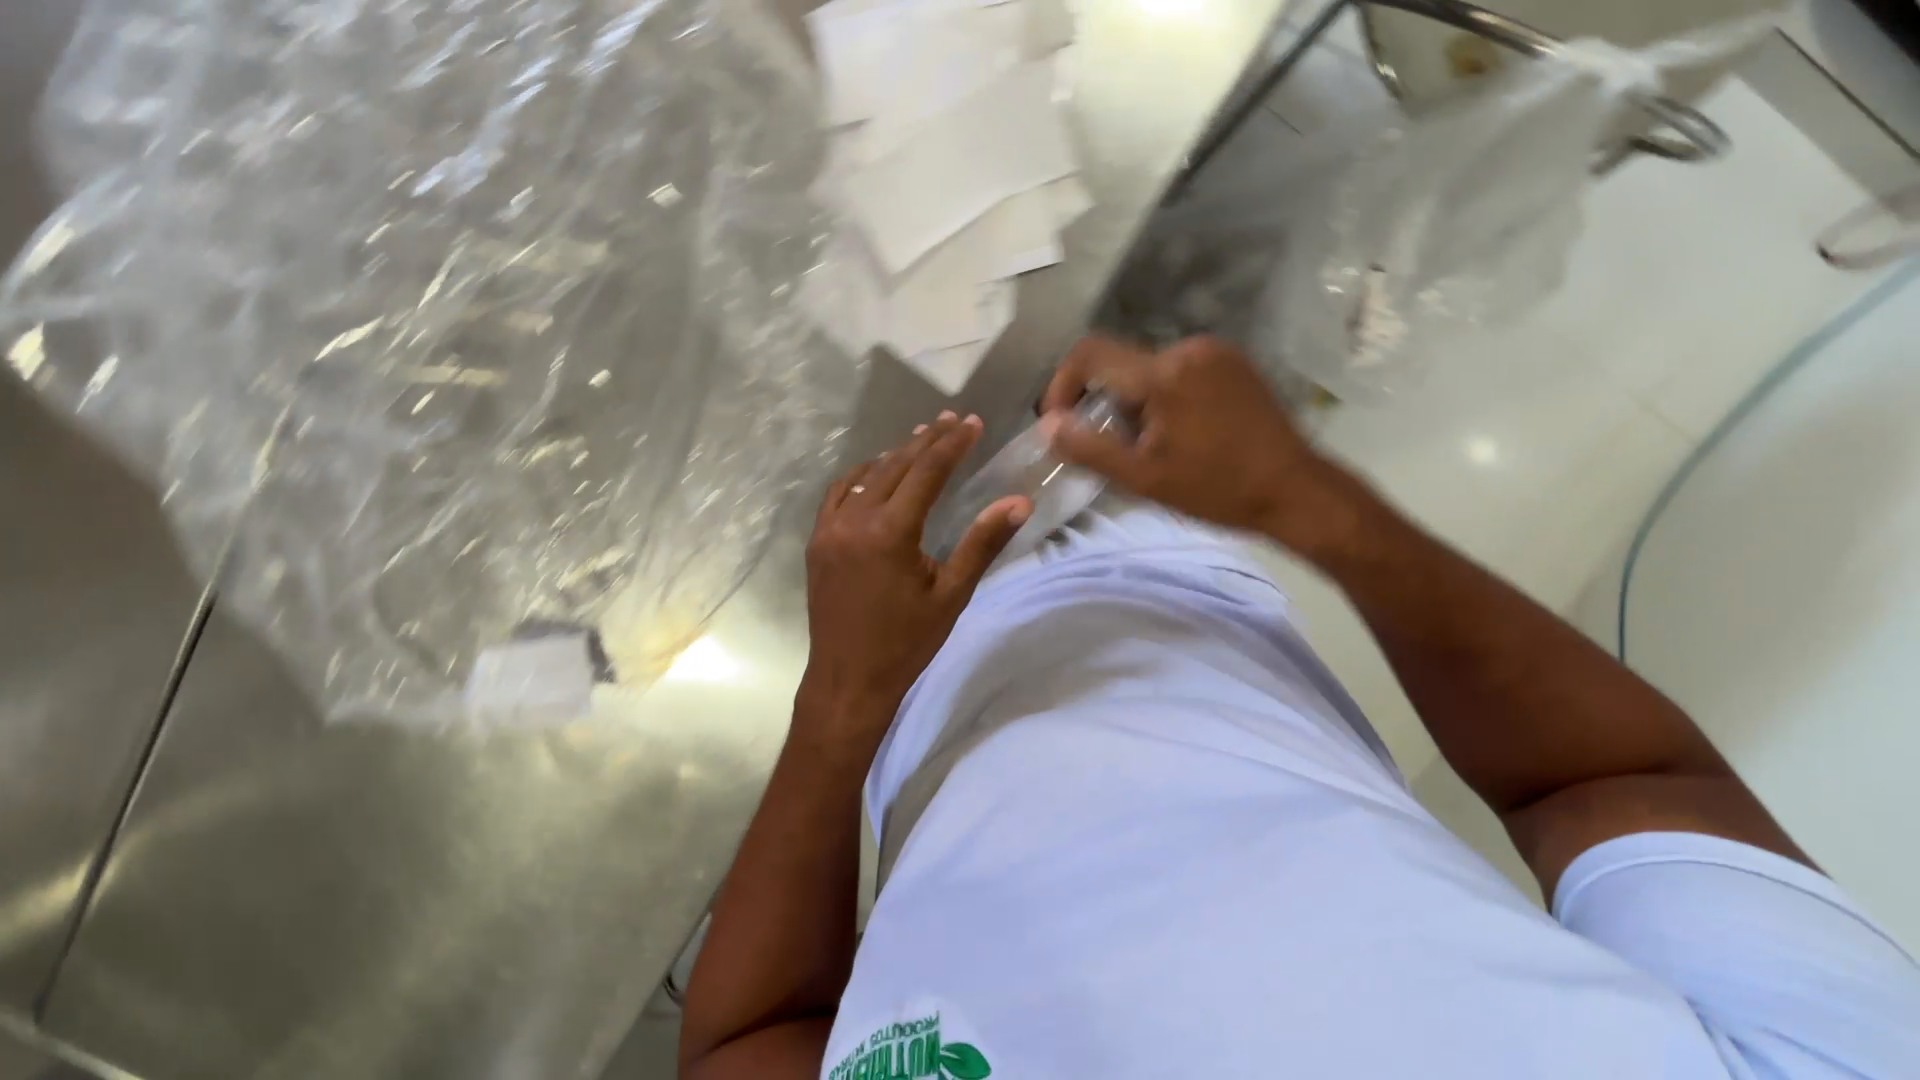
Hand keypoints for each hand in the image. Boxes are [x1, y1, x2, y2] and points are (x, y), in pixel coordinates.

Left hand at [799, 412, 1031, 736]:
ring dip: (895, 455)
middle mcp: (854, 520)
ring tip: (922, 438)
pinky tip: (875, 473)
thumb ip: (982, 543)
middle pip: (895, 465)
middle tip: (954, 422)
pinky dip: (861, 476)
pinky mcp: (817, 542)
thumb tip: (1020, 502)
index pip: (926, 472)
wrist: (848, 680)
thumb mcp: (952, 595)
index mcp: (890, 532)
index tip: (974, 424)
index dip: (953, 444)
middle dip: (927, 441)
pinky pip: (838, 494)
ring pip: (865, 476)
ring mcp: (829, 529)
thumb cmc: (906, 643)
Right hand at [1041, 334, 1371, 557]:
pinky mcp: (1235, 363)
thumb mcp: (1144, 478)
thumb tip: (1047, 425)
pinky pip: (1179, 371)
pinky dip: (1165, 398)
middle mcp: (1189, 349)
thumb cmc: (1217, 490)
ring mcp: (1216, 352)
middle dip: (1105, 404)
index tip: (1059, 421)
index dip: (1062, 383)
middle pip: (1121, 366)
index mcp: (1164, 374)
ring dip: (1136, 404)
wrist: (1297, 491)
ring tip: (1154, 448)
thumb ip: (1089, 448)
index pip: (1090, 354)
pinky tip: (1183, 435)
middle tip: (1115, 450)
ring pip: (1149, 370)